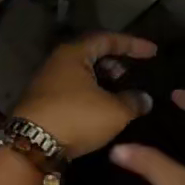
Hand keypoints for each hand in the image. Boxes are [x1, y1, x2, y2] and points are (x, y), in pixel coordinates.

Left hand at [13, 33, 157, 156]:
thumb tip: (144, 98)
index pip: (107, 39)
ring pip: (80, 72)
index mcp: (74, 53)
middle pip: (91, 53)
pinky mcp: (42, 101)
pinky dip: (90, 92)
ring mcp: (46, 81)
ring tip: (119, 93)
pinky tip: (100, 109)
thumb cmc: (75, 117)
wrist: (30, 146)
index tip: (153, 51)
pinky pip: (72, 88)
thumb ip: (133, 101)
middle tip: (130, 74)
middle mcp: (57, 61)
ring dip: (102, 79)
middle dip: (114, 61)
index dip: (132, 44)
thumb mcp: (114, 111)